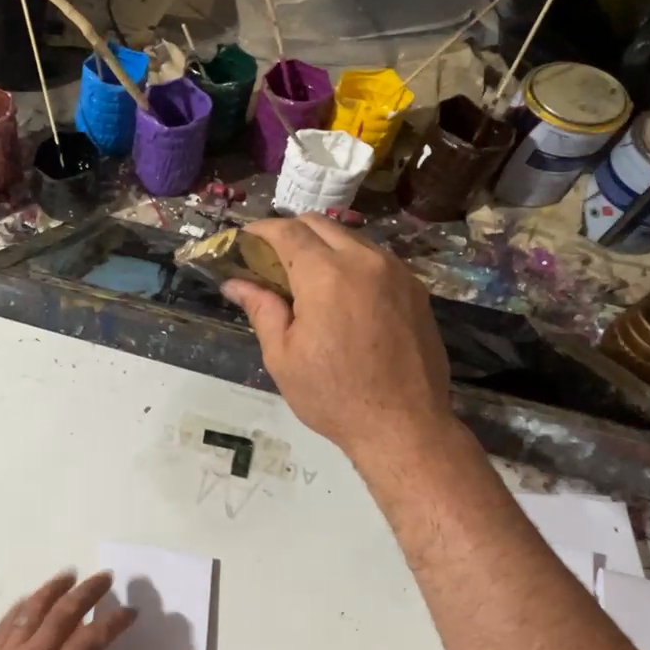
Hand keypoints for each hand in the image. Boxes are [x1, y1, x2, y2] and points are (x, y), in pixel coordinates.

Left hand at [0, 571, 144, 649]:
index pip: (91, 640)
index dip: (113, 623)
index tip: (129, 611)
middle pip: (62, 614)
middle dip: (86, 593)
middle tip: (104, 577)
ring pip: (32, 612)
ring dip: (52, 590)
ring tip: (68, 575)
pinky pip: (7, 626)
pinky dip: (20, 608)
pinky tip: (28, 601)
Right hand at [223, 214, 454, 467]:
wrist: (403, 425)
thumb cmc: (333, 395)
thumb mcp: (282, 356)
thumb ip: (261, 309)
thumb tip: (235, 283)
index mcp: (326, 275)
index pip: (287, 231)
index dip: (260, 230)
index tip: (243, 241)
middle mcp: (364, 261)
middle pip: (320, 224)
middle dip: (290, 232)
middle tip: (269, 259)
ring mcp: (396, 272)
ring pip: (351, 237)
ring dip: (322, 245)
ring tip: (303, 275)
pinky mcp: (415, 288)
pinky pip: (376, 258)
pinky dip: (350, 261)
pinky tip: (339, 292)